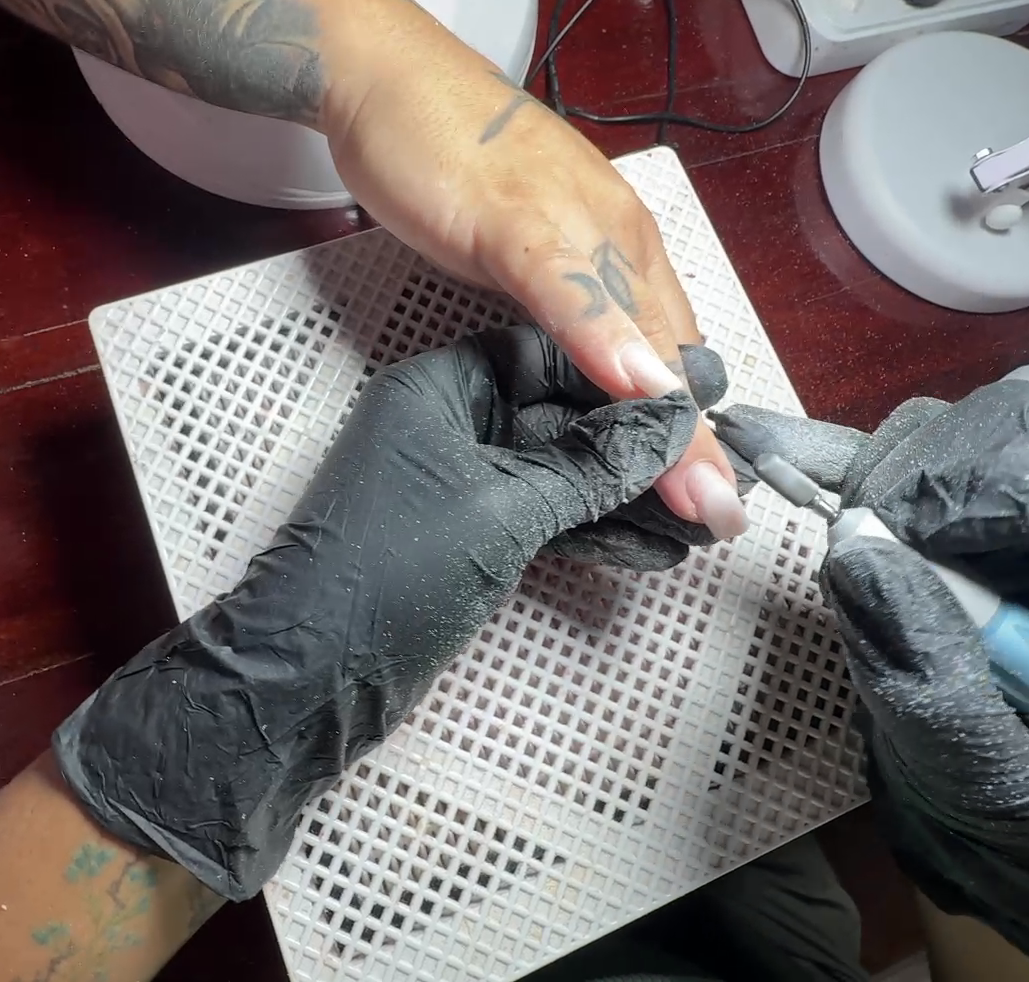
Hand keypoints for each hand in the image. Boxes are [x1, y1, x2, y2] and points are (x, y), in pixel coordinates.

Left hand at [53, 326, 704, 899]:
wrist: (317, 672)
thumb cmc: (396, 567)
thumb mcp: (504, 507)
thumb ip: (591, 464)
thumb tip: (673, 426)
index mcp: (442, 387)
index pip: (550, 356)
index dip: (623, 378)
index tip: (693, 401)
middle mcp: (452, 422)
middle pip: (562, 421)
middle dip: (635, 453)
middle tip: (712, 476)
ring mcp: (462, 481)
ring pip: (561, 476)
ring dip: (625, 500)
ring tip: (702, 525)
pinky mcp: (472, 532)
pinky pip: (546, 516)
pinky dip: (593, 532)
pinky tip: (653, 550)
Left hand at [318, 20, 746, 542]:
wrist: (380, 90)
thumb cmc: (442, 152)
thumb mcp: (512, 227)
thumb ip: (582, 302)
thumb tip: (652, 385)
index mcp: (623, 249)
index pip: (675, 363)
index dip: (692, 439)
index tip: (712, 513)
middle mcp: (613, 260)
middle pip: (666, 363)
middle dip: (684, 440)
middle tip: (698, 518)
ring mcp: (574, 264)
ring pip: (633, 353)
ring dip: (650, 420)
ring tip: (661, 486)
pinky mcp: (534, 270)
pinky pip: (588, 340)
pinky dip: (604, 387)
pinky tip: (595, 414)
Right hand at [714, 381, 1028, 973]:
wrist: (986, 761)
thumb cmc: (1016, 776)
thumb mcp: (988, 756)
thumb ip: (929, 667)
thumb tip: (856, 554)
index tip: (928, 535)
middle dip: (935, 480)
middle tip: (866, 538)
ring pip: (954, 424)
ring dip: (881, 477)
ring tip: (852, 542)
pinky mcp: (955, 470)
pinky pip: (897, 438)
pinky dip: (832, 458)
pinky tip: (788, 468)